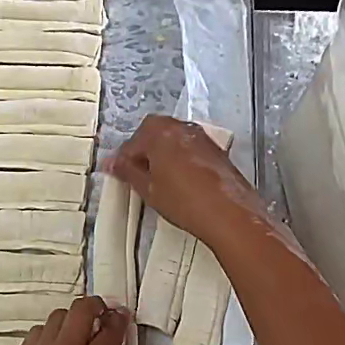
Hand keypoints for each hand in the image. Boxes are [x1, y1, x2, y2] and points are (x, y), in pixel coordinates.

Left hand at [0, 297, 144, 344]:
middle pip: (82, 308)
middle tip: (101, 317)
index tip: (121, 319)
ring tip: (76, 336)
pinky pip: (36, 335)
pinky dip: (48, 336)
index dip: (119, 320)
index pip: (111, 329)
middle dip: (95, 307)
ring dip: (70, 321)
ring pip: (57, 317)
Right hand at [107, 115, 270, 251]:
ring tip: (157, 183)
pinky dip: (180, 162)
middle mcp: (183, 129)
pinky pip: (190, 151)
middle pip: (154, 134)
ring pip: (173, 142)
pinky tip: (178, 185)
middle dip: (143, 153)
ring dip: (162, 156)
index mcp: (161, 131)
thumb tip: (116, 164)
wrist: (228, 216)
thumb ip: (127, 172)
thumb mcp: (147, 189)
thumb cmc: (189, 201)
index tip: (118, 171)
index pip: (132, 142)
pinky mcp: (216, 152)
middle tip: (136, 176)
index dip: (122, 160)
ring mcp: (202, 139)